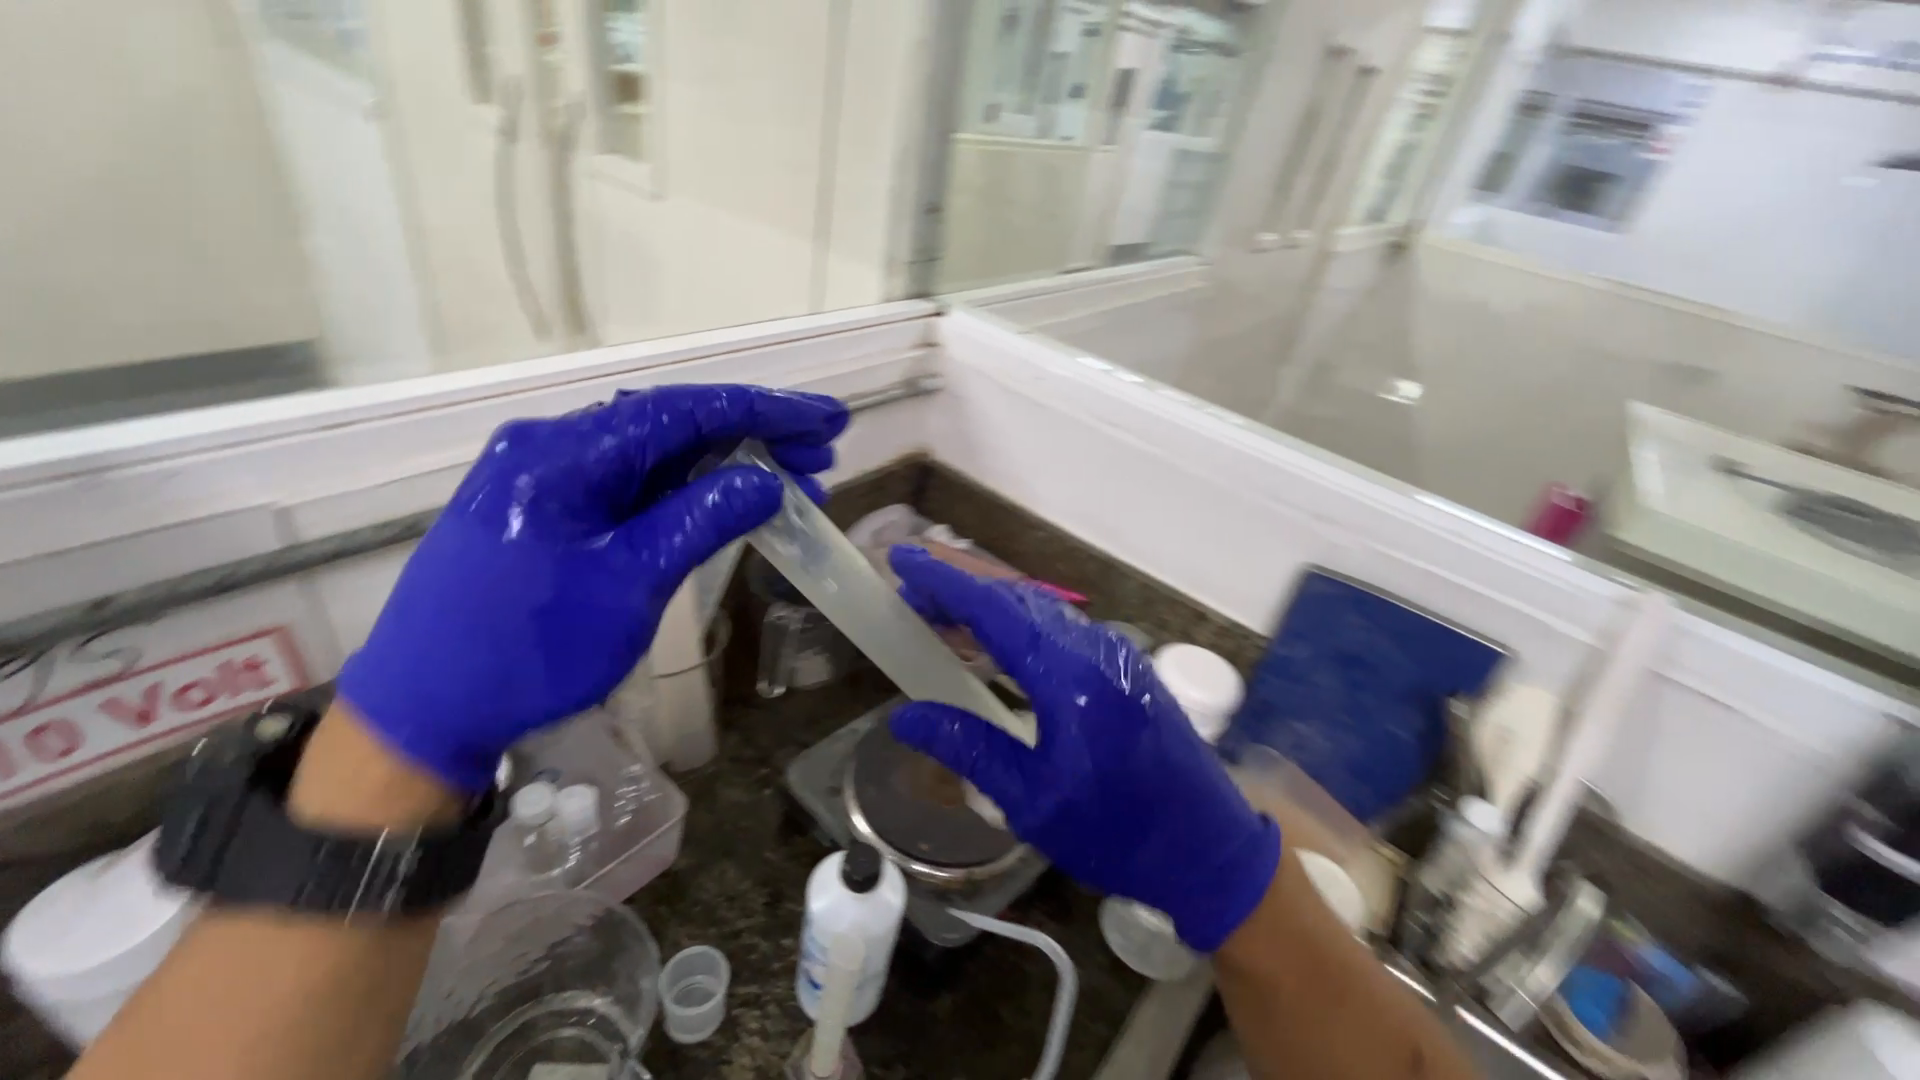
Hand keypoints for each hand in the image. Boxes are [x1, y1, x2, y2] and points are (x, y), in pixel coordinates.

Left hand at [338, 384, 847, 791]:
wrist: (424, 713)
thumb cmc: (528, 649)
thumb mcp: (627, 582)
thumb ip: (700, 519)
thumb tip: (767, 479)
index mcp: (564, 452)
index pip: (682, 411)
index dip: (763, 410)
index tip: (826, 418)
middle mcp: (554, 448)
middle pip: (671, 425)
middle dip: (753, 435)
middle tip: (823, 453)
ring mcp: (549, 480)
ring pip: (655, 457)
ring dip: (725, 465)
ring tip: (795, 481)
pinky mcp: (551, 514)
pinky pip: (633, 488)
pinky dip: (688, 493)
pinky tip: (731, 503)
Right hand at [886, 546, 1279, 951]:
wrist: (1209, 848)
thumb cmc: (1116, 832)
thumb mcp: (1032, 800)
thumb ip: (969, 748)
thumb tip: (905, 718)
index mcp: (1070, 677)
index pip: (995, 609)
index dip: (943, 581)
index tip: (900, 560)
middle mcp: (1096, 650)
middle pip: (1016, 601)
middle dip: (959, 591)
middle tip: (908, 600)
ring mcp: (1116, 656)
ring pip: (1039, 613)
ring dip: (988, 610)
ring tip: (938, 622)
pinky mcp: (1125, 669)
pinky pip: (1060, 632)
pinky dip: (1017, 629)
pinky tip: (992, 650)